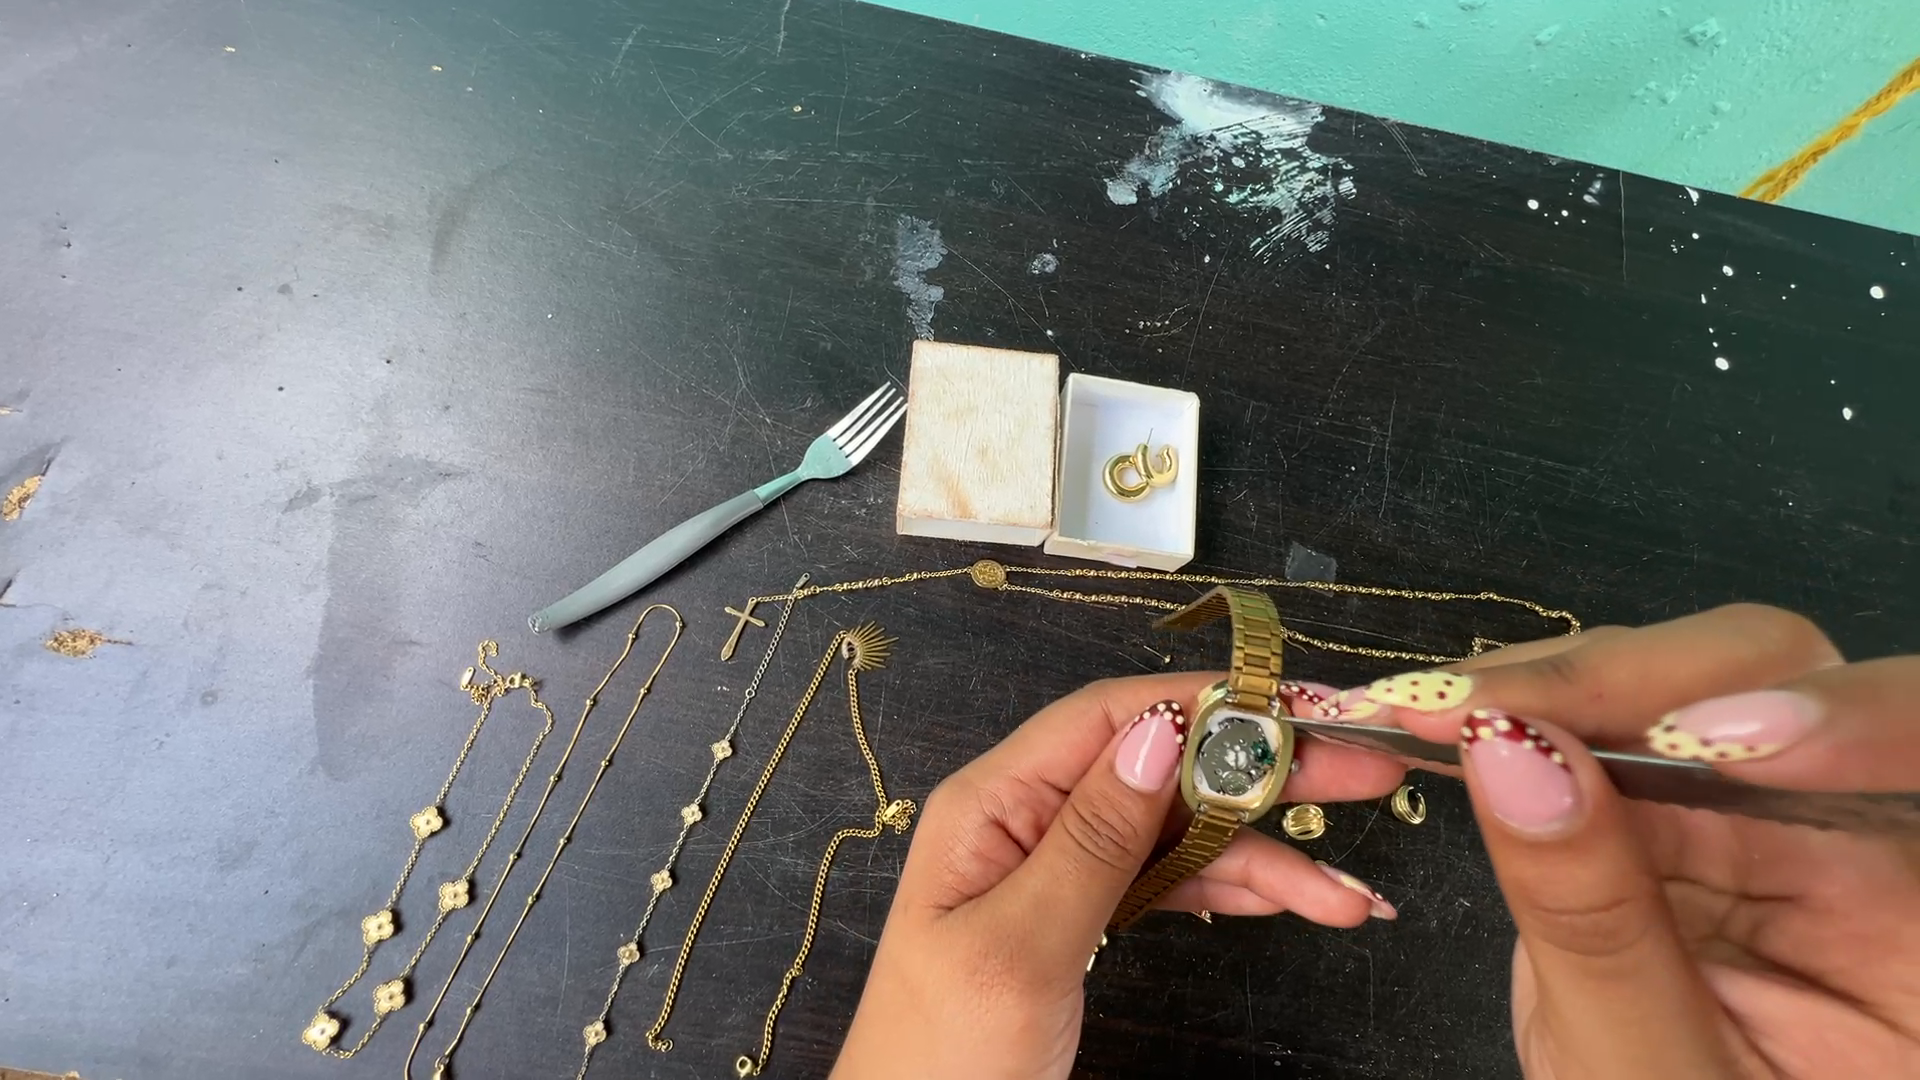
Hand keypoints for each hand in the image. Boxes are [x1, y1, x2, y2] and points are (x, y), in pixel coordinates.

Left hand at [831, 673, 1405, 1079]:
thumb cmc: (950, 1051)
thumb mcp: (1018, 945)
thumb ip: (1090, 839)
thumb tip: (1157, 734)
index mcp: (994, 798)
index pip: (1103, 718)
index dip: (1197, 703)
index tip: (1291, 706)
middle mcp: (1030, 813)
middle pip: (1153, 765)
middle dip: (1253, 767)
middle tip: (1361, 769)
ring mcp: (1063, 859)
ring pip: (1174, 828)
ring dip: (1262, 851)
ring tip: (1351, 891)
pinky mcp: (1089, 906)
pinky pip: (1169, 879)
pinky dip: (1234, 889)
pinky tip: (1299, 902)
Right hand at [1323, 605, 1919, 1077]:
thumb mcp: (1646, 1068)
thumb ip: (1590, 917)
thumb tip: (1499, 743)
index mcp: (1911, 912)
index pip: (1919, 752)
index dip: (1840, 713)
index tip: (1697, 741)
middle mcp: (1831, 821)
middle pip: (1752, 669)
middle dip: (1597, 680)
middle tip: (1456, 702)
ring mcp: (1723, 795)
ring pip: (1640, 674)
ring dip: (1522, 685)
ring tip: (1410, 709)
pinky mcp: (1637, 791)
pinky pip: (1571, 714)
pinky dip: (1491, 707)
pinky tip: (1423, 716)